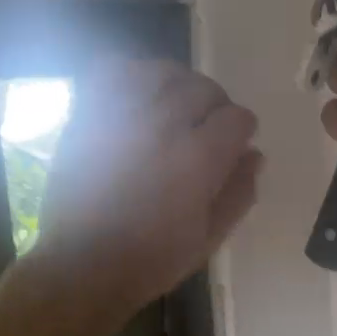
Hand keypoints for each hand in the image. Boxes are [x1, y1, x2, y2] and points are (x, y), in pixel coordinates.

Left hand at [35, 60, 261, 320]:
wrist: (81, 265)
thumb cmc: (149, 261)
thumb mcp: (207, 239)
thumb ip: (238, 194)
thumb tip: (254, 155)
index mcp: (199, 157)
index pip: (238, 118)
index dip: (240, 133)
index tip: (231, 148)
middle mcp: (163, 123)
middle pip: (203, 89)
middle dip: (212, 108)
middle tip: (201, 133)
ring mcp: (122, 113)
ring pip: (162, 72)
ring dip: (175, 86)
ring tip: (169, 108)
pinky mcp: (88, 114)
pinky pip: (111, 70)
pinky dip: (128, 74)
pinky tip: (134, 97)